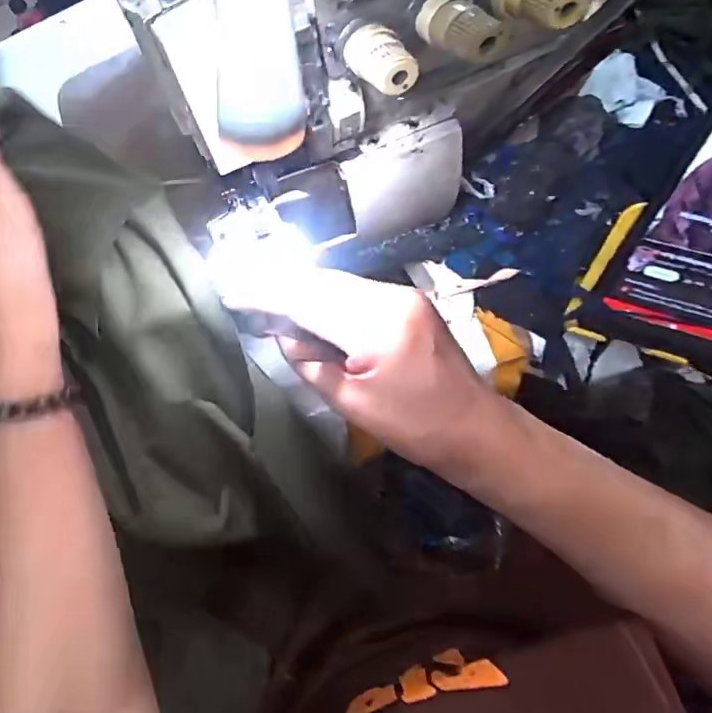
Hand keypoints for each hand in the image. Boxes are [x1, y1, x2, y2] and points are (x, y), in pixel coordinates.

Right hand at [252, 269, 502, 468]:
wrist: (479, 430)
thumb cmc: (416, 427)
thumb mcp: (352, 403)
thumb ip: (309, 363)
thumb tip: (281, 334)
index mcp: (378, 325)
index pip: (307, 301)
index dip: (265, 296)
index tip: (232, 292)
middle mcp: (390, 297)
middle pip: (318, 282)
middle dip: (277, 286)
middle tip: (239, 287)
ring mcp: (401, 294)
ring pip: (333, 282)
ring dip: (298, 289)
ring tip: (262, 295)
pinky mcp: (405, 300)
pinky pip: (351, 290)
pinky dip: (321, 295)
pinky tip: (301, 302)